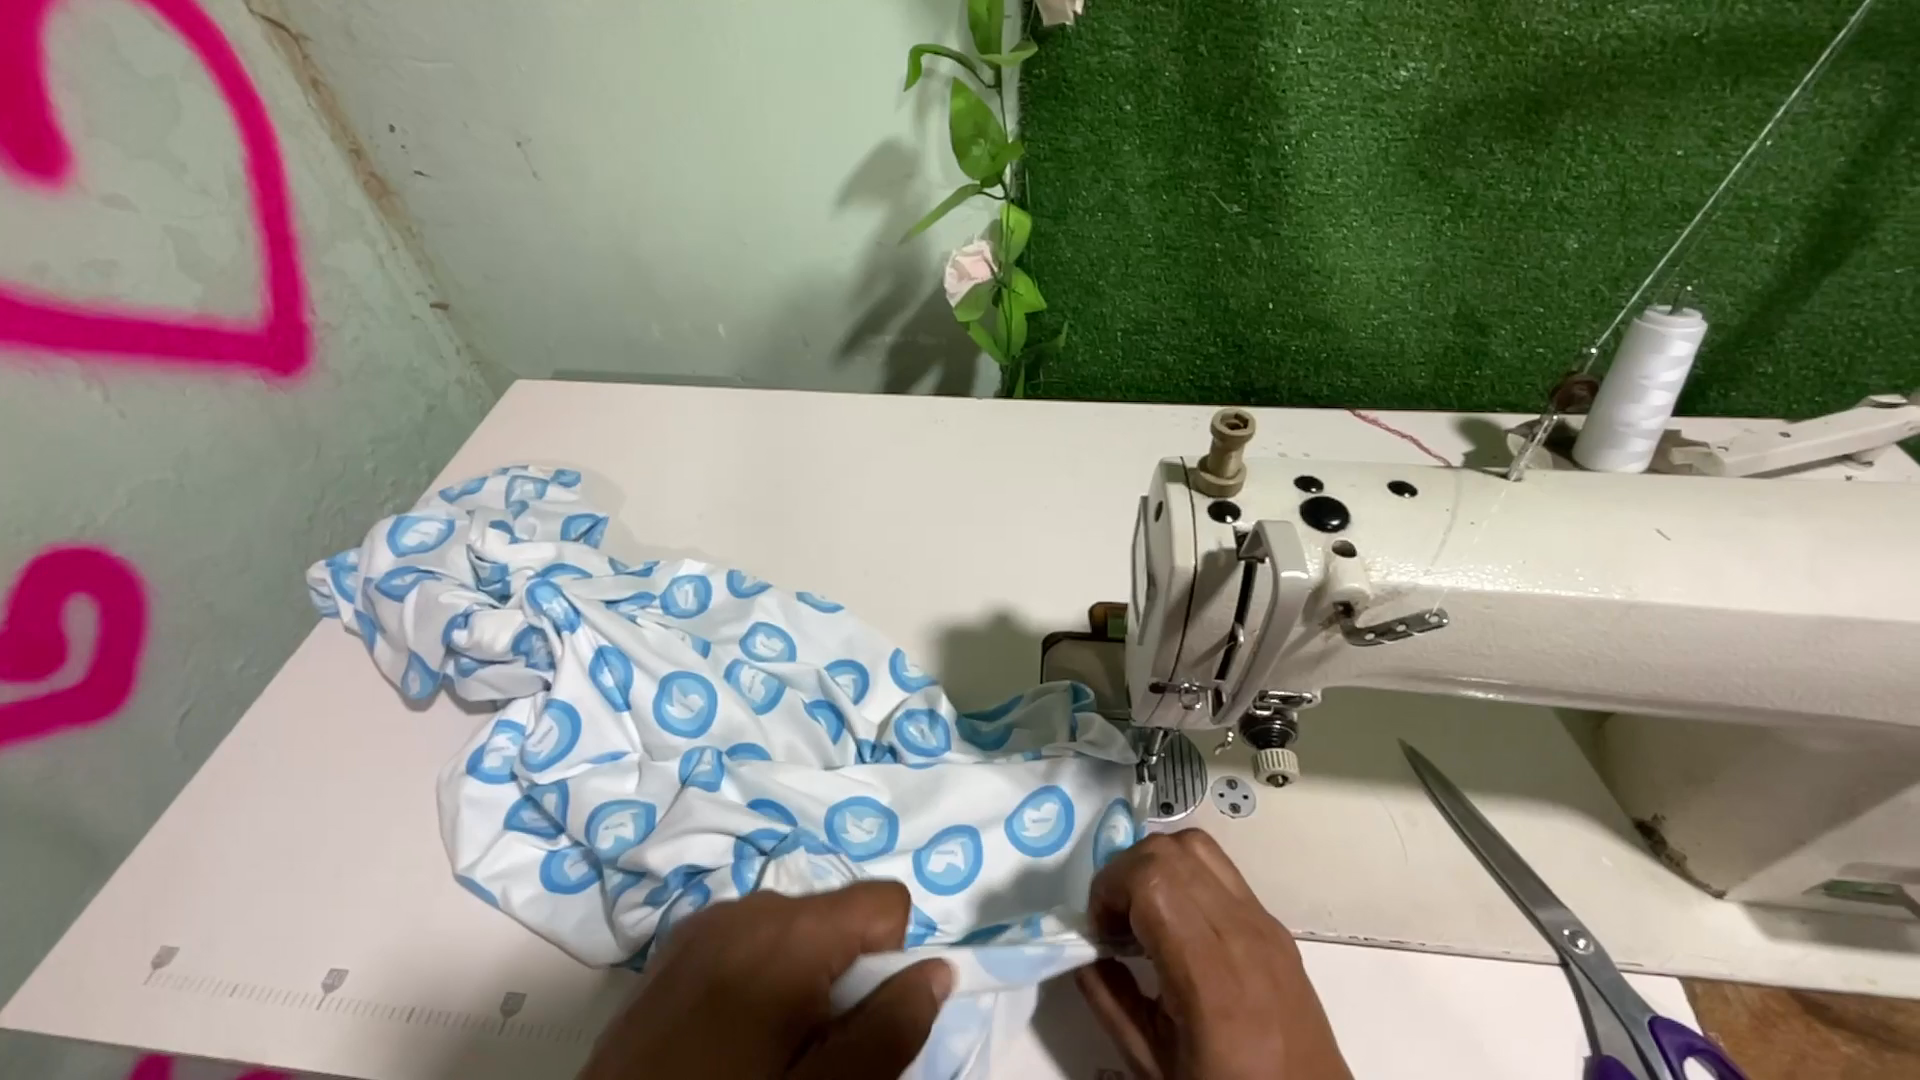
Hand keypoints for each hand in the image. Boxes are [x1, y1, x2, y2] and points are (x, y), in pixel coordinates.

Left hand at [579, 882, 951, 1079]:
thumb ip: (889, 1029)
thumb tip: (938, 969)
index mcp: (787, 929)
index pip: (885, 900)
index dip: (890, 963)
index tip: (855, 1023)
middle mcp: (745, 906)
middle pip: (838, 916)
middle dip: (843, 976)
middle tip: (808, 1054)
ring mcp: (703, 925)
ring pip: (795, 932)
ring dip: (802, 981)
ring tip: (764, 1053)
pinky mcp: (674, 949)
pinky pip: (749, 943)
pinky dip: (760, 980)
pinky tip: (727, 1041)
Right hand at [1076, 830, 1352, 1079]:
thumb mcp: (1152, 1062)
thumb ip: (1108, 999)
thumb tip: (1083, 949)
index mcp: (1212, 977)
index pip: (1152, 879)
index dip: (1109, 889)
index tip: (1099, 931)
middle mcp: (1244, 935)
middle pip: (1170, 850)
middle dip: (1125, 872)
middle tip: (1115, 921)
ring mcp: (1265, 924)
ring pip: (1197, 846)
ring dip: (1155, 866)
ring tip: (1143, 914)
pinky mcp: (1275, 924)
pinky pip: (1220, 870)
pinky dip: (1184, 876)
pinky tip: (1177, 923)